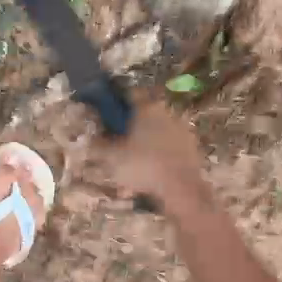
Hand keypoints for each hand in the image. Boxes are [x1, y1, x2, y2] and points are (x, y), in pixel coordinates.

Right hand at [94, 99, 209, 211]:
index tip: (106, 112)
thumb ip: (98, 145)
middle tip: (117, 141)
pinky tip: (150, 172)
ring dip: (145, 141)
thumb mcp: (112, 157)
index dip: (116, 100)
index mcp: (147, 108)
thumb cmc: (144, 166)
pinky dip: (159, 154)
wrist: (183, 189)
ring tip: (133, 162)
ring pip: (157, 130)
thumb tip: (90, 138)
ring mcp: (182, 129)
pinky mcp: (191, 147)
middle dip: (130, 124)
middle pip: (144, 112)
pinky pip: (169, 146)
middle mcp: (166, 112)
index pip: (129, 93)